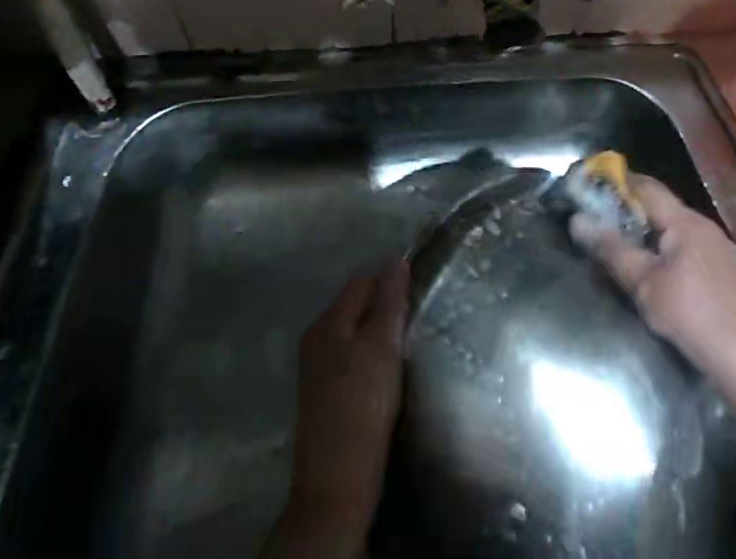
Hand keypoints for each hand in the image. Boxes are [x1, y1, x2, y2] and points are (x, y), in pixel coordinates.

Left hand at [276, 262, 408, 549]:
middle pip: (356, 306)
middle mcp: (316, 339)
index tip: (418, 297)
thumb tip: (396, 258)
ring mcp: (317, 368)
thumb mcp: (383, 345)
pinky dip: (370, 357)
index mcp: (327, 323)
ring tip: (406, 348)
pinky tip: (387, 375)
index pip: (362, 283)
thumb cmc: (364, 402)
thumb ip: (389, 300)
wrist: (338, 477)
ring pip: (354, 333)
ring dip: (379, 334)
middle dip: (384, 308)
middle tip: (415, 323)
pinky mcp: (324, 393)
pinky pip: (351, 358)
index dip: (391, 283)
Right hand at [569, 174, 735, 388]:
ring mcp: (719, 250)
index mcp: (685, 222)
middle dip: (627, 213)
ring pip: (673, 233)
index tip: (587, 189)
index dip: (616, 182)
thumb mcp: (646, 285)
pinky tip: (652, 278)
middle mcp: (704, 228)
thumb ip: (613, 251)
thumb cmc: (696, 317)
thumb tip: (578, 220)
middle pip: (660, 209)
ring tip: (617, 252)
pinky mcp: (725, 275)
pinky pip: (686, 252)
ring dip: (645, 236)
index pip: (646, 186)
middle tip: (594, 226)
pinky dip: (663, 255)